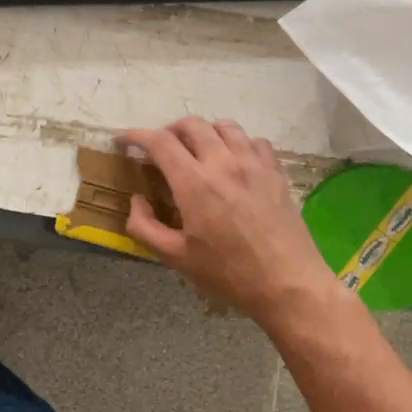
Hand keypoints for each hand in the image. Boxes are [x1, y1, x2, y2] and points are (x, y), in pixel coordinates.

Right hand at [119, 117, 343, 325]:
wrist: (289, 286)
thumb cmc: (228, 274)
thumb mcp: (175, 257)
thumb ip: (144, 226)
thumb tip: (137, 200)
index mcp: (195, 184)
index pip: (160, 142)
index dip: (135, 135)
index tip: (122, 139)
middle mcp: (224, 164)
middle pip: (192, 125)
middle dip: (168, 130)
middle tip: (158, 149)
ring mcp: (255, 165)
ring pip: (224, 126)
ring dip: (202, 132)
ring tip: (194, 149)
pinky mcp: (276, 173)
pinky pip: (253, 140)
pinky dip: (235, 142)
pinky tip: (231, 160)